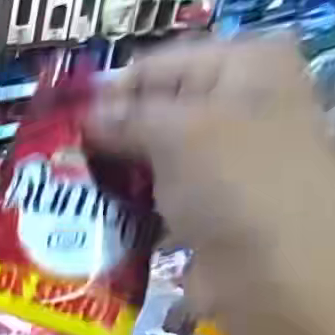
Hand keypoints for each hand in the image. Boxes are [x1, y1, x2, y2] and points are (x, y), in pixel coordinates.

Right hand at [86, 38, 334, 320]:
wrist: (275, 267)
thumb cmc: (235, 182)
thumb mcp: (178, 133)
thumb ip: (128, 118)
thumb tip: (86, 117)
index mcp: (244, 66)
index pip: (157, 66)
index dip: (108, 95)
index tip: (61, 130)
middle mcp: (237, 107)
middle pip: (152, 115)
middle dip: (107, 142)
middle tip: (59, 169)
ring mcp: (223, 164)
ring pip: (150, 164)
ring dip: (112, 182)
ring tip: (68, 200)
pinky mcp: (205, 213)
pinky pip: (154, 204)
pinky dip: (126, 214)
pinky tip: (94, 226)